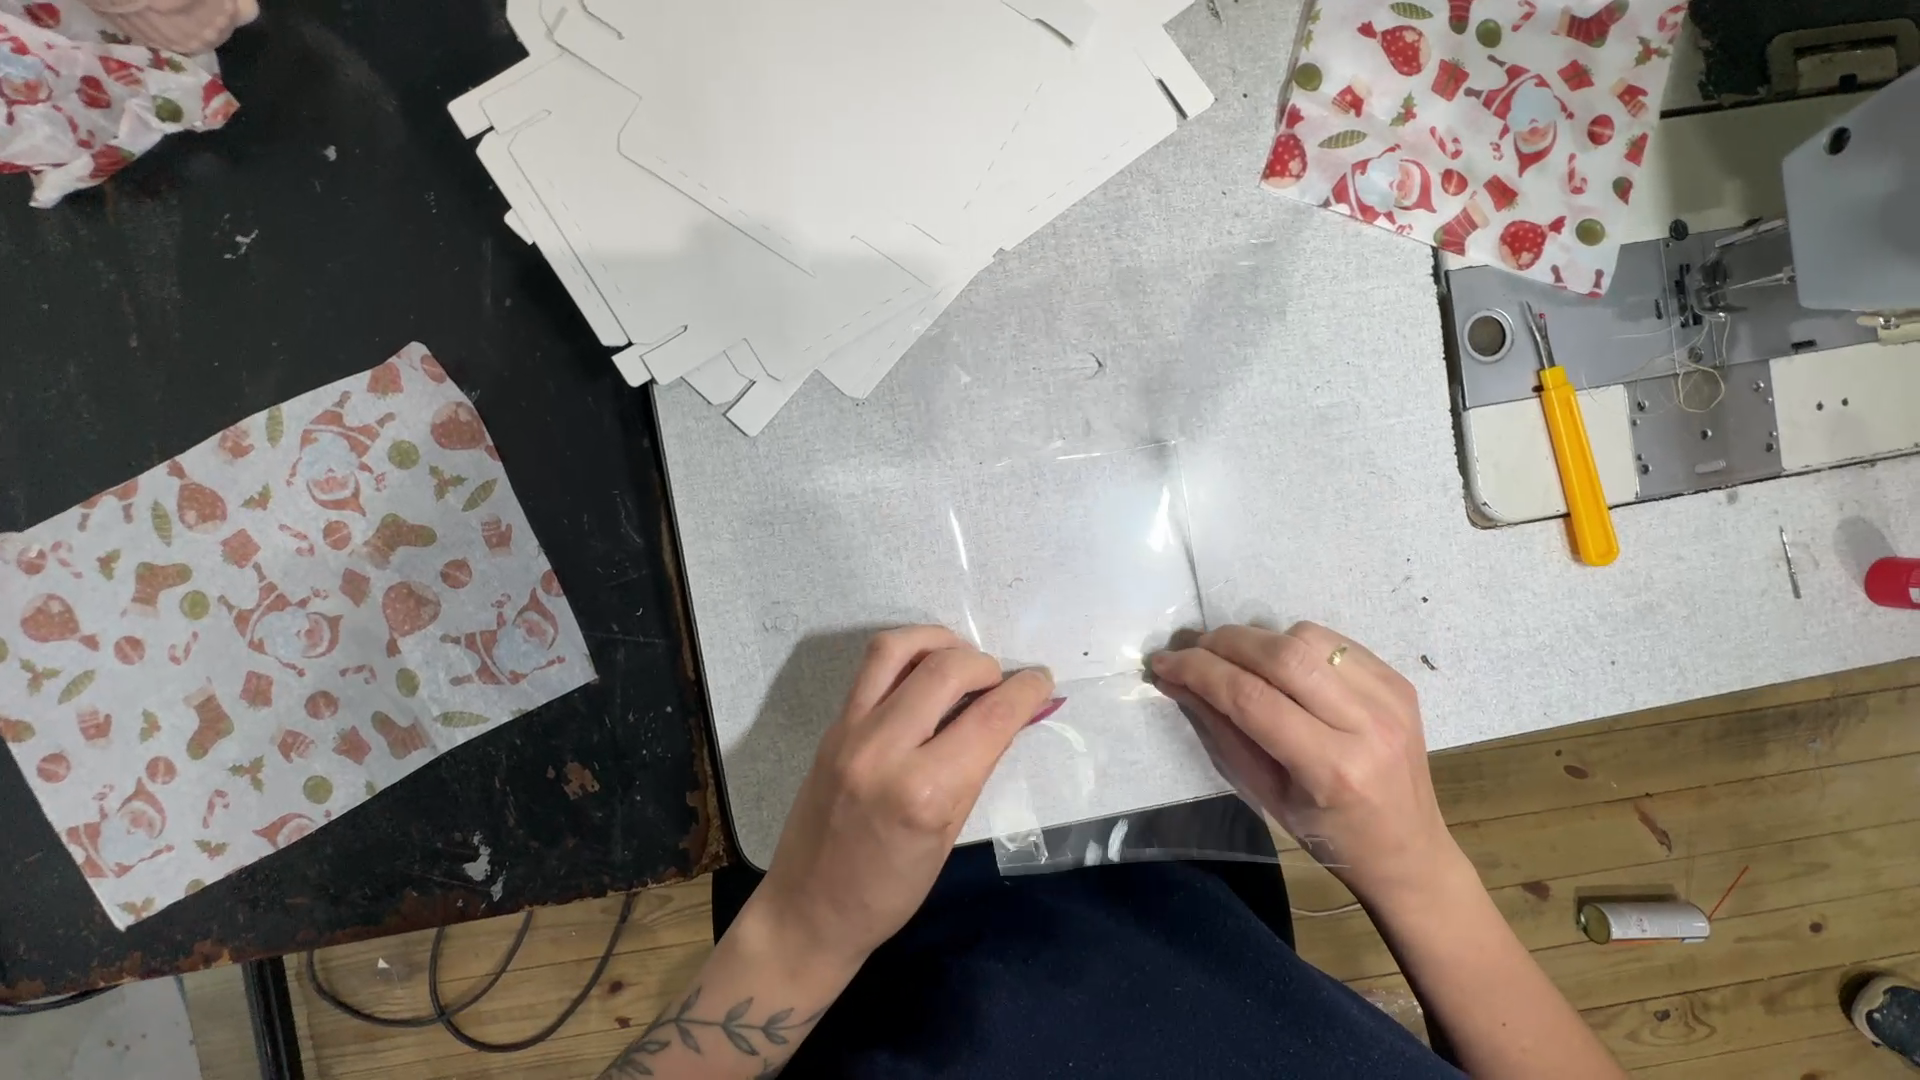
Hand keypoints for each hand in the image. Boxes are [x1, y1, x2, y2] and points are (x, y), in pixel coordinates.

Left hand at [748, 626, 1054, 969]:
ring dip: (941, 641)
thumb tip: (1013, 715)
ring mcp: (851, 731)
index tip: (1042, 679)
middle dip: (987, 664)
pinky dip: (907, 653)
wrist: (808, 910)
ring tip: (962, 659)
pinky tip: (926, 669)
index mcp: (925, 792)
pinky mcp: (832, 725)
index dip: (1027, 690)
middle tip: (1000, 682)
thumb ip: (980, 765)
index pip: (991, 718)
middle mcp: (885, 749)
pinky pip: (871, 667)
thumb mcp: (950, 835)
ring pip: (899, 648)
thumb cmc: (890, 890)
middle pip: (948, 669)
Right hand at [1150, 622, 1456, 908]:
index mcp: (1331, 768)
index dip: (1199, 671)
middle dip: (1223, 644)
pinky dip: (1292, 642)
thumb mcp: (1264, 793)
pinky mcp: (1398, 681)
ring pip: (1305, 637)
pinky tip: (1279, 665)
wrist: (1409, 850)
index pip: (1250, 698)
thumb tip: (1177, 680)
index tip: (1164, 662)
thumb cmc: (1327, 835)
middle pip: (1281, 655)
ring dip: (1258, 640)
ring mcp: (1389, 697)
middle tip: (1191, 650)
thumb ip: (1221, 730)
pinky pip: (1331, 639)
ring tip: (1236, 660)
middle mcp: (1367, 724)